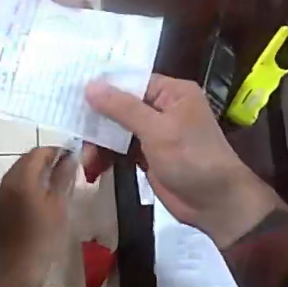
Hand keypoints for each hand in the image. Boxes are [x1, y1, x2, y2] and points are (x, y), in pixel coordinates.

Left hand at [0, 146, 77, 286]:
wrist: (20, 267)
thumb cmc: (45, 237)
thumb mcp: (60, 205)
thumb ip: (64, 176)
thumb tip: (72, 156)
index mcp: (20, 180)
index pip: (36, 154)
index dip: (54, 151)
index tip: (71, 157)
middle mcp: (4, 185)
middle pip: (23, 162)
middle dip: (43, 161)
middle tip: (64, 169)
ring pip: (14, 176)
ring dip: (32, 174)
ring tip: (52, 184)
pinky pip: (8, 191)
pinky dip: (22, 188)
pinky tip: (35, 200)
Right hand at [85, 75, 283, 246]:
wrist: (215, 204)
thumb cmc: (192, 159)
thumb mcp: (156, 130)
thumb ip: (122, 107)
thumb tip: (89, 85)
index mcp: (172, 93)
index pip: (130, 82)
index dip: (102, 87)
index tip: (72, 94)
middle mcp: (162, 108)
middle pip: (118, 105)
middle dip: (96, 121)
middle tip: (76, 133)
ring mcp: (153, 132)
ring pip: (114, 128)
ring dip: (98, 143)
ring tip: (89, 160)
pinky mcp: (145, 154)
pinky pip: (117, 147)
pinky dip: (105, 155)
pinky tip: (94, 167)